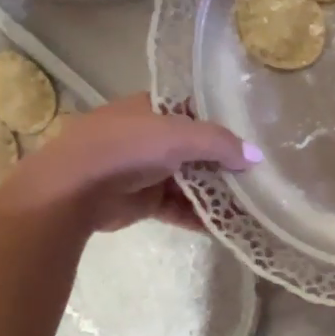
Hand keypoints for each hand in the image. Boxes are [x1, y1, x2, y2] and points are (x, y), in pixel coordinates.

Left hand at [0, 94, 258, 231]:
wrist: (73, 190)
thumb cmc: (124, 149)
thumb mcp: (176, 136)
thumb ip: (219, 143)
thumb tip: (256, 157)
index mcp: (154, 108)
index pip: (198, 112)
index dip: (226, 124)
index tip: (256, 140)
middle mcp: (152, 136)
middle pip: (198, 149)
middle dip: (226, 165)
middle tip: (261, 178)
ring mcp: (147, 170)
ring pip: (191, 181)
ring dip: (217, 194)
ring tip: (251, 206)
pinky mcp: (145, 201)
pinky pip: (180, 208)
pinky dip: (200, 216)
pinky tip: (226, 227)